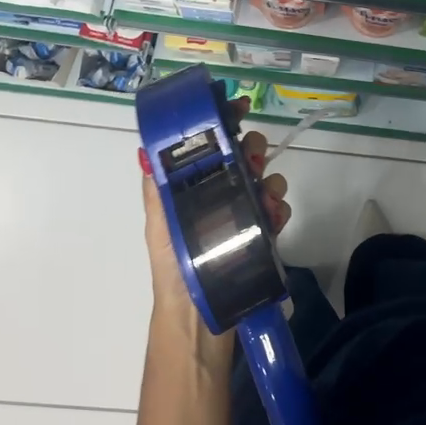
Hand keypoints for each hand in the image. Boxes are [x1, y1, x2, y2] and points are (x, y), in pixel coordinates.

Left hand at [139, 102, 291, 303]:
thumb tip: (146, 150)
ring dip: (269, 180)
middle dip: (253, 149)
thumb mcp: (160, 226)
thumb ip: (158, 189)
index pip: (213, 143)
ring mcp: (246, 211)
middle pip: (245, 154)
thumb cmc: (175, 268)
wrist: (200, 318)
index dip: (225, 121)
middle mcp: (222, 192)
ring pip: (267, 177)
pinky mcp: (265, 232)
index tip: (238, 106)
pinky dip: (279, 208)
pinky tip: (273, 218)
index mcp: (196, 185)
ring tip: (264, 197)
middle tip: (252, 160)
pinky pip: (279, 208)